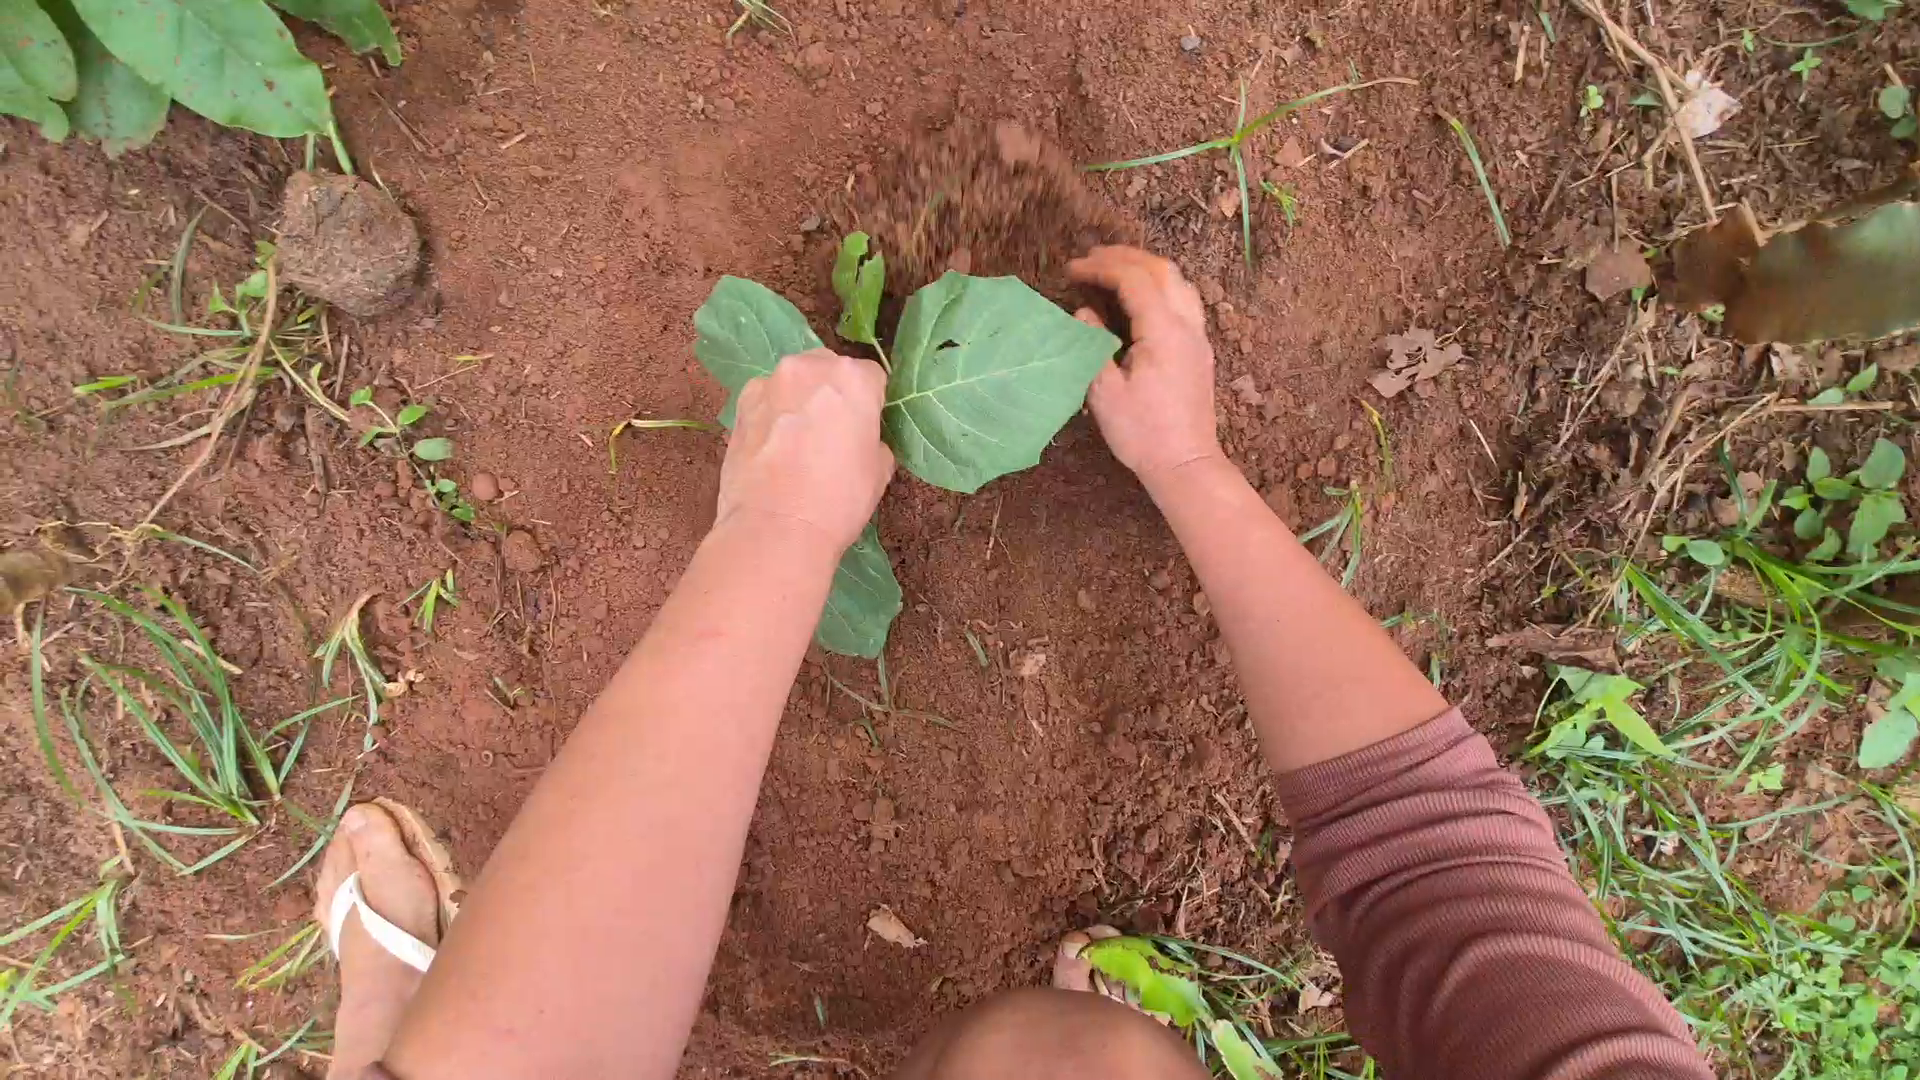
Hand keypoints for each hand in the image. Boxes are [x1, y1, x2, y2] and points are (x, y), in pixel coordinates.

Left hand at [716, 349, 893, 552]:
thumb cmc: (839, 498)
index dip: (872, 404)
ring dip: (801, 401)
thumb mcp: (880, 470)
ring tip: (801, 443)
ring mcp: (770, 382)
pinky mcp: (740, 404)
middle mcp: (810, 367)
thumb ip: (874, 439)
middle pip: (829, 370)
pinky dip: (773, 415)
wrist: (776, 527)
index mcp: (853, 377)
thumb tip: (862, 439)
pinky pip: (766, 400)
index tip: (867, 428)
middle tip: (835, 434)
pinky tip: (775, 448)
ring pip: (795, 382)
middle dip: (834, 394)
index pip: (872, 377)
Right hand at [1068, 246, 1223, 482]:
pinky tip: (1141, 298)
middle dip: (1125, 257)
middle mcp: (1187, 325)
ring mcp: (1198, 337)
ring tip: (1115, 269)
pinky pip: (1184, 300)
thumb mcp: (1105, 393)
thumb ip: (1092, 346)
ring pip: (1178, 282)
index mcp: (1163, 332)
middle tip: (1091, 258)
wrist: (1184, 463)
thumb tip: (1084, 313)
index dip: (1101, 267)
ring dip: (1146, 267)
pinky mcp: (1199, 350)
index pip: (1134, 280)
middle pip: (1161, 270)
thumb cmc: (1142, 434)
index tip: (1072, 269)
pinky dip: (1159, 286)